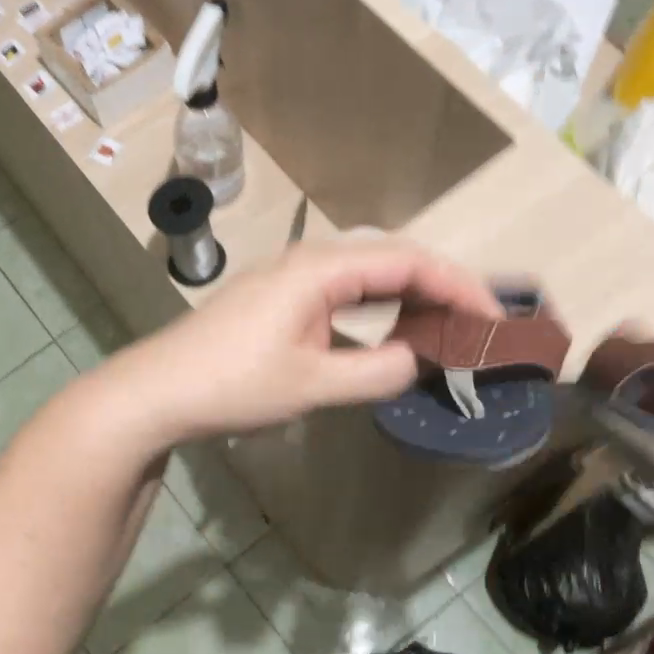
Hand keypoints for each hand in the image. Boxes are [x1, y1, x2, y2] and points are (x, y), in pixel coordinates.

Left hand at [101, 239, 501, 441]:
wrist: (157, 392)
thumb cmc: (231, 385)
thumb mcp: (311, 385)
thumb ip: (376, 372)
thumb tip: (420, 362)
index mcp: (321, 269)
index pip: (410, 262)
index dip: (460, 287)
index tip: (496, 319)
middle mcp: (310, 262)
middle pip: (392, 261)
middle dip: (441, 288)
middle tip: (480, 325)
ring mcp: (290, 280)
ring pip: (368, 277)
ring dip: (410, 300)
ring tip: (447, 330)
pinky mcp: (279, 302)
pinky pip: (344, 295)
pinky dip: (377, 312)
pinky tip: (389, 337)